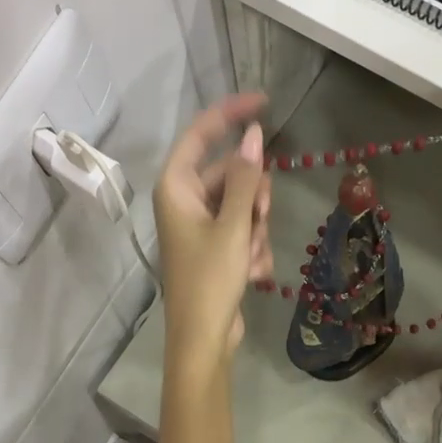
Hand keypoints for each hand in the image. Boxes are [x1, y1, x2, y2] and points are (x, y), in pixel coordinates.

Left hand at [153, 94, 273, 359]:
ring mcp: (201, 229)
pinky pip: (244, 236)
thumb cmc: (210, 281)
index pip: (203, 133)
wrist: (203, 340)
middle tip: (259, 220)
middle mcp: (185, 202)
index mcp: (176, 187)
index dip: (233, 114)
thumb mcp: (233, 226)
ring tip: (251, 259)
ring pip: (244, 207)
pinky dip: (254, 253)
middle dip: (254, 198)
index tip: (265, 103)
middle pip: (232, 175)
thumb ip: (245, 179)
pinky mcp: (216, 253)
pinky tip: (252, 276)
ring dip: (257, 231)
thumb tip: (253, 136)